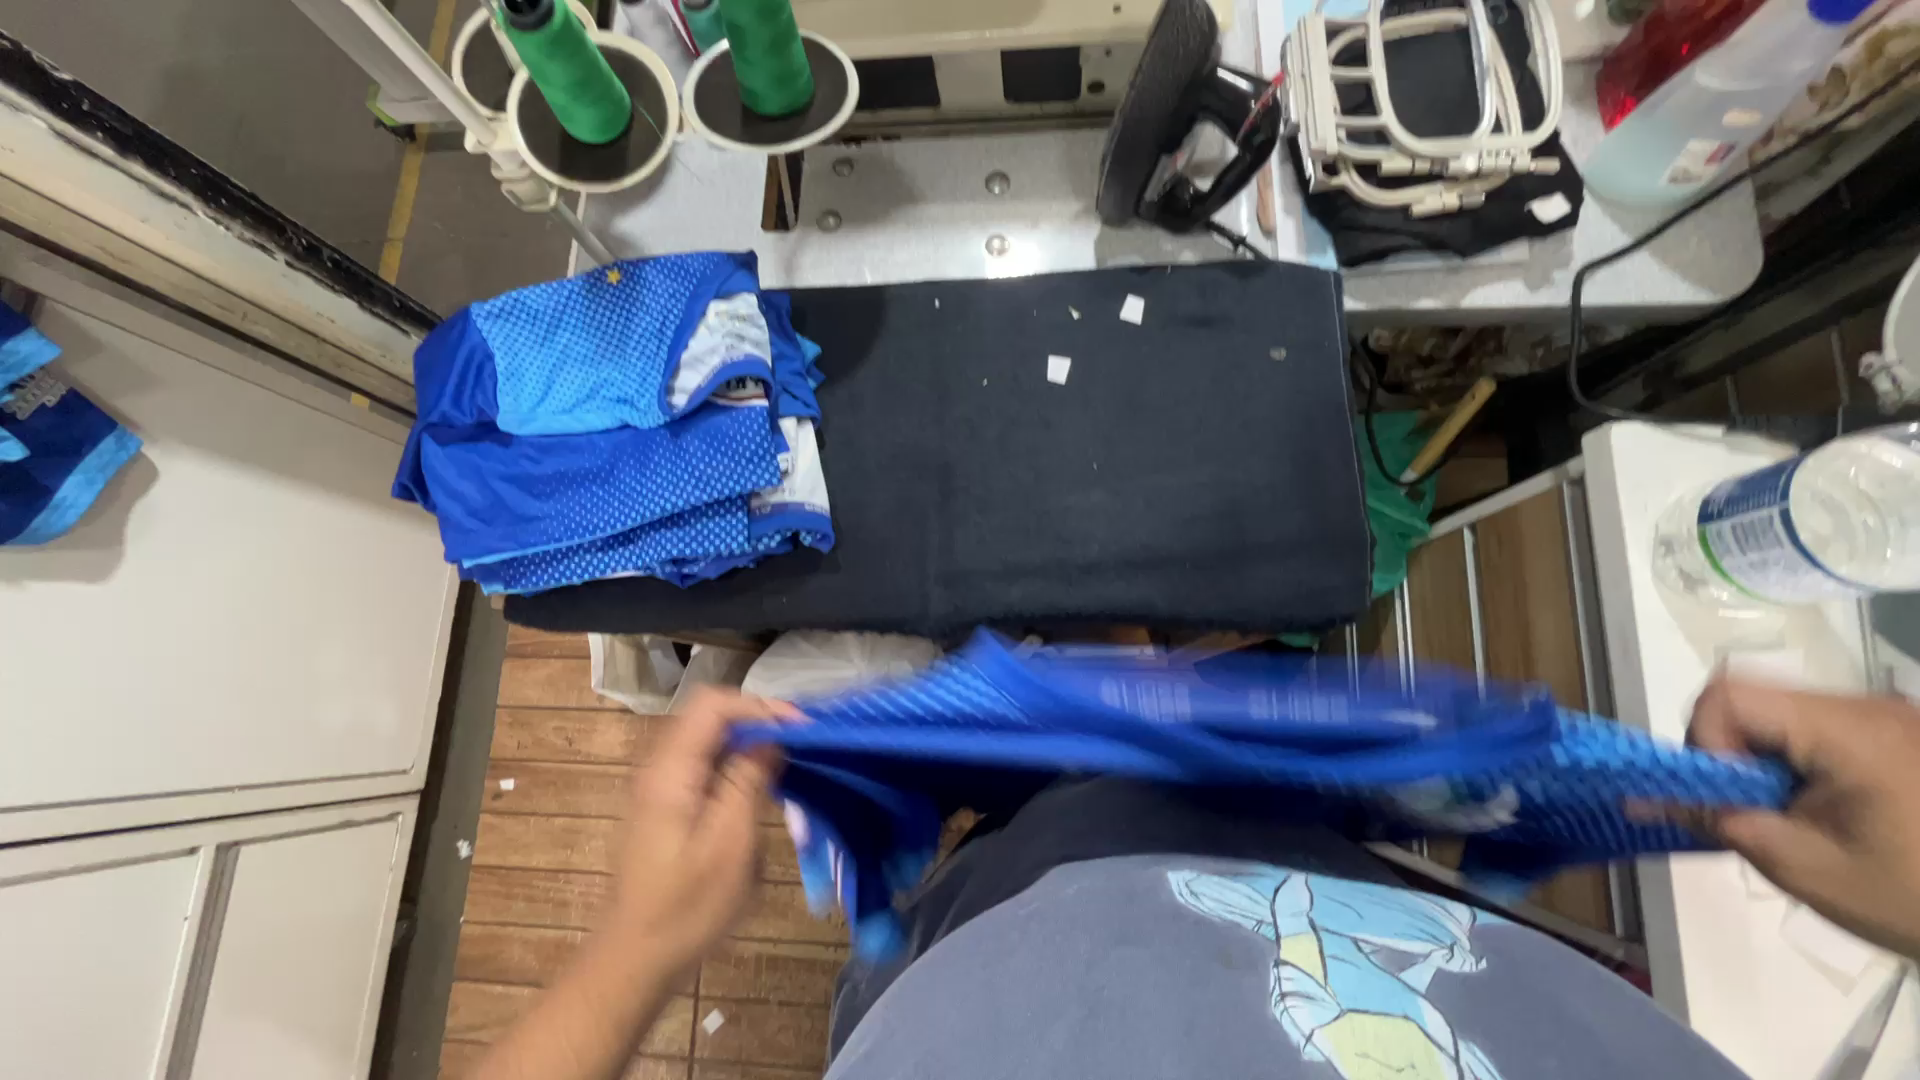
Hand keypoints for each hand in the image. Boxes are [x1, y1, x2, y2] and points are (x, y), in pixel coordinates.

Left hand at [605, 687, 798, 973]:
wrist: (635, 958)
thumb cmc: (686, 907)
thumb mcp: (729, 844)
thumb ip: (747, 782)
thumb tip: (770, 739)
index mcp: (671, 771)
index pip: (713, 705)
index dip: (759, 706)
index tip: (800, 727)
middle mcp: (660, 768)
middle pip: (710, 715)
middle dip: (758, 719)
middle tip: (799, 741)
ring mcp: (660, 786)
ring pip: (709, 738)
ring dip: (750, 741)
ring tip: (787, 761)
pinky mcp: (667, 805)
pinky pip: (705, 763)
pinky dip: (737, 762)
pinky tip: (761, 787)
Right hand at [1687, 677, 1919, 958]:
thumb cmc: (1915, 897)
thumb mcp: (1800, 865)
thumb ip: (1714, 817)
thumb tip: (1634, 796)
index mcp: (1849, 730)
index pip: (1728, 694)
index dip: (1706, 738)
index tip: (1728, 792)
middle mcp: (1869, 706)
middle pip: (1750, 696)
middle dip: (1729, 749)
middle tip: (1752, 806)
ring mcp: (1890, 716)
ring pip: (1777, 709)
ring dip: (1760, 755)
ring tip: (1790, 810)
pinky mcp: (1900, 732)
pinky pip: (1816, 724)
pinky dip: (1796, 757)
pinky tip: (1825, 804)